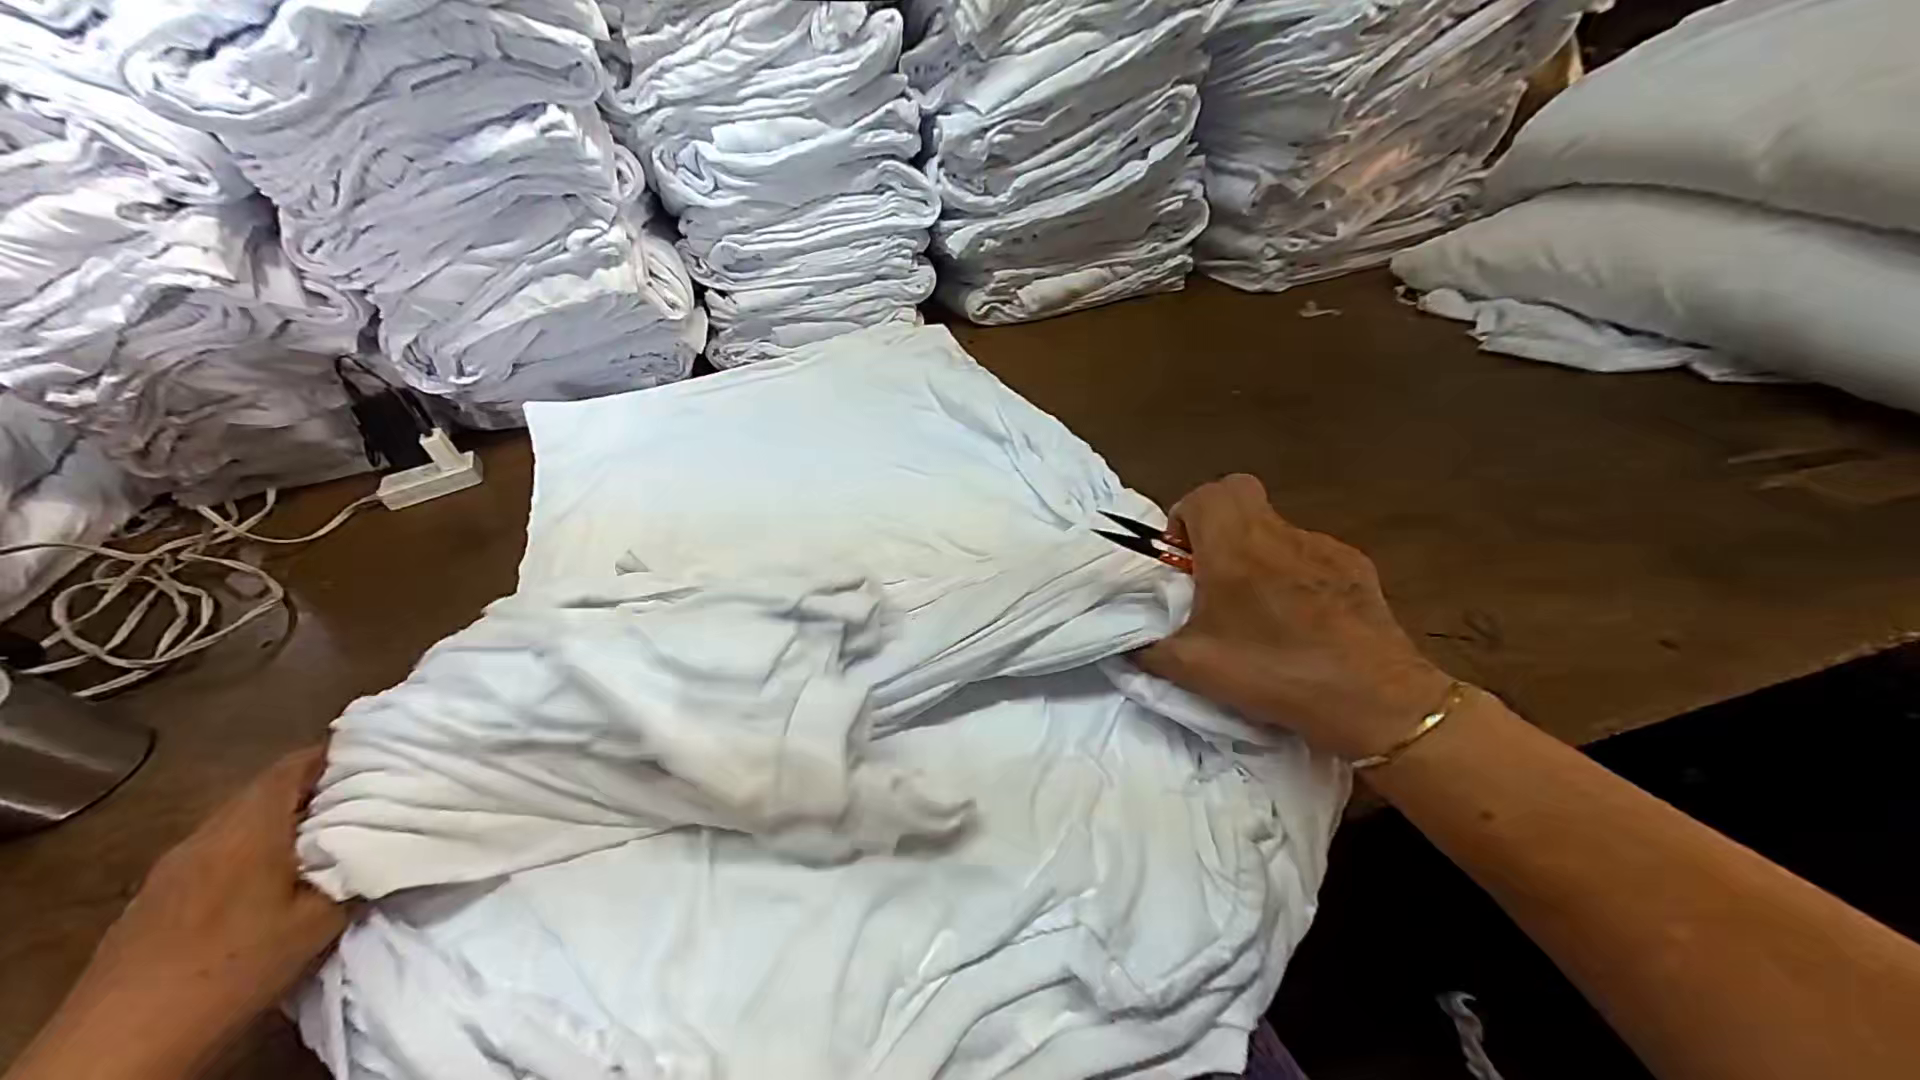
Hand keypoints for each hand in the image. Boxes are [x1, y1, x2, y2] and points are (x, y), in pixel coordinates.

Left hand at [8, 747, 349, 1079]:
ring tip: (334, 833)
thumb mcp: (319, 920)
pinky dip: (259, 845)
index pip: (296, 764)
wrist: (116, 1047)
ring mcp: (174, 867)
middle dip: (321, 786)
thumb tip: (388, 842)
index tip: (381, 756)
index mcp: (247, 827)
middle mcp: (206, 835)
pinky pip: (221, 849)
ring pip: (243, 820)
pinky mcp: (158, 896)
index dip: (341, 752)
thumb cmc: (232, 968)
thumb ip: (357, 870)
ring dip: (288, 818)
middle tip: (370, 794)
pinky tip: (281, 875)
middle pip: (268, 789)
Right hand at [1134, 474, 1456, 759]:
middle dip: (1216, 522)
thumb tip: (1123, 645)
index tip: (1182, 560)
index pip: (1203, 494)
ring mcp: (1322, 546)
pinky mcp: (1356, 566)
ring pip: (1274, 526)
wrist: (1373, 700)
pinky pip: (1310, 553)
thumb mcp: (1193, 669)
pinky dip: (1294, 570)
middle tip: (1211, 569)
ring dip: (1255, 550)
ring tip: (1259, 605)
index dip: (1183, 518)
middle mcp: (1277, 534)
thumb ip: (1147, 650)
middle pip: (1239, 494)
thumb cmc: (1274, 673)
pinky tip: (1302, 617)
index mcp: (1233, 547)